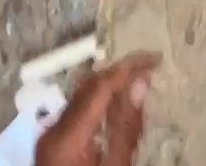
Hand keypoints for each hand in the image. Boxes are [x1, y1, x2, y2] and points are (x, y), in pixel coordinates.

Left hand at [35, 54, 160, 165]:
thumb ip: (127, 127)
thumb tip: (141, 83)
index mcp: (66, 137)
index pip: (100, 86)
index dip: (129, 67)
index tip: (156, 59)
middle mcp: (53, 130)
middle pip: (89, 86)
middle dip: (120, 72)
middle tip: (151, 67)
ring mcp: (49, 138)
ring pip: (82, 96)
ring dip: (110, 85)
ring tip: (139, 81)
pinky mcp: (52, 146)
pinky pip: (77, 112)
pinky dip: (99, 102)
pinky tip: (118, 105)